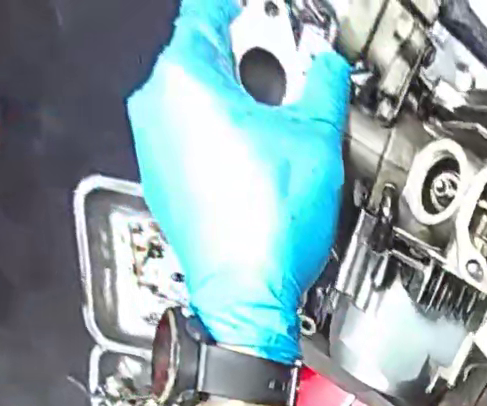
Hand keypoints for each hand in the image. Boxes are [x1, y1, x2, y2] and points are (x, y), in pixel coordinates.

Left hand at [127, 0, 350, 362]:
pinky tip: (264, 176)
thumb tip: (329, 66)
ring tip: (284, 146)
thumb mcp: (316, 144)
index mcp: (184, 80)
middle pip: (211, 62)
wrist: (246, 296)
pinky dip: (230, 149)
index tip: (274, 18)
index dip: (252, 10)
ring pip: (205, 109)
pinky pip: (199, 148)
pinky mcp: (168, 186)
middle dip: (257, 72)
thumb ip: (324, 88)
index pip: (211, 9)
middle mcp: (157, 108)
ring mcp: (157, 151)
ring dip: (246, 114)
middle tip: (295, 94)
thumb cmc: (267, 229)